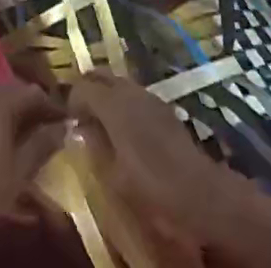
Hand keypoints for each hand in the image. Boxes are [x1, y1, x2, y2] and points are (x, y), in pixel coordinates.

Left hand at [0, 82, 66, 266]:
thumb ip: (42, 144)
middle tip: (53, 123)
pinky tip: (11, 138)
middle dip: (34, 104)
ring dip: (18, 111)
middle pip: (14, 91)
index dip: (52, 105)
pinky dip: (3, 118)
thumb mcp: (21, 171)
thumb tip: (62, 127)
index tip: (69, 119)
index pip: (32, 92)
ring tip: (36, 130)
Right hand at [70, 73, 270, 267]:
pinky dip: (122, 102)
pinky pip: (133, 95)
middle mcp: (130, 91)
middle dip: (85, 86)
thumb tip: (80, 127)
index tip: (64, 118)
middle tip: (76, 109)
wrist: (205, 196)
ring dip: (105, 93)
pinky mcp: (165, 109)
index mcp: (113, 103)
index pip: (81, 85)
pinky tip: (123, 126)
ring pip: (118, 82)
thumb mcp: (113, 173)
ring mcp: (150, 97)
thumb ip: (93, 144)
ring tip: (97, 118)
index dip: (69, 98)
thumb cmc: (154, 187)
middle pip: (99, 74)